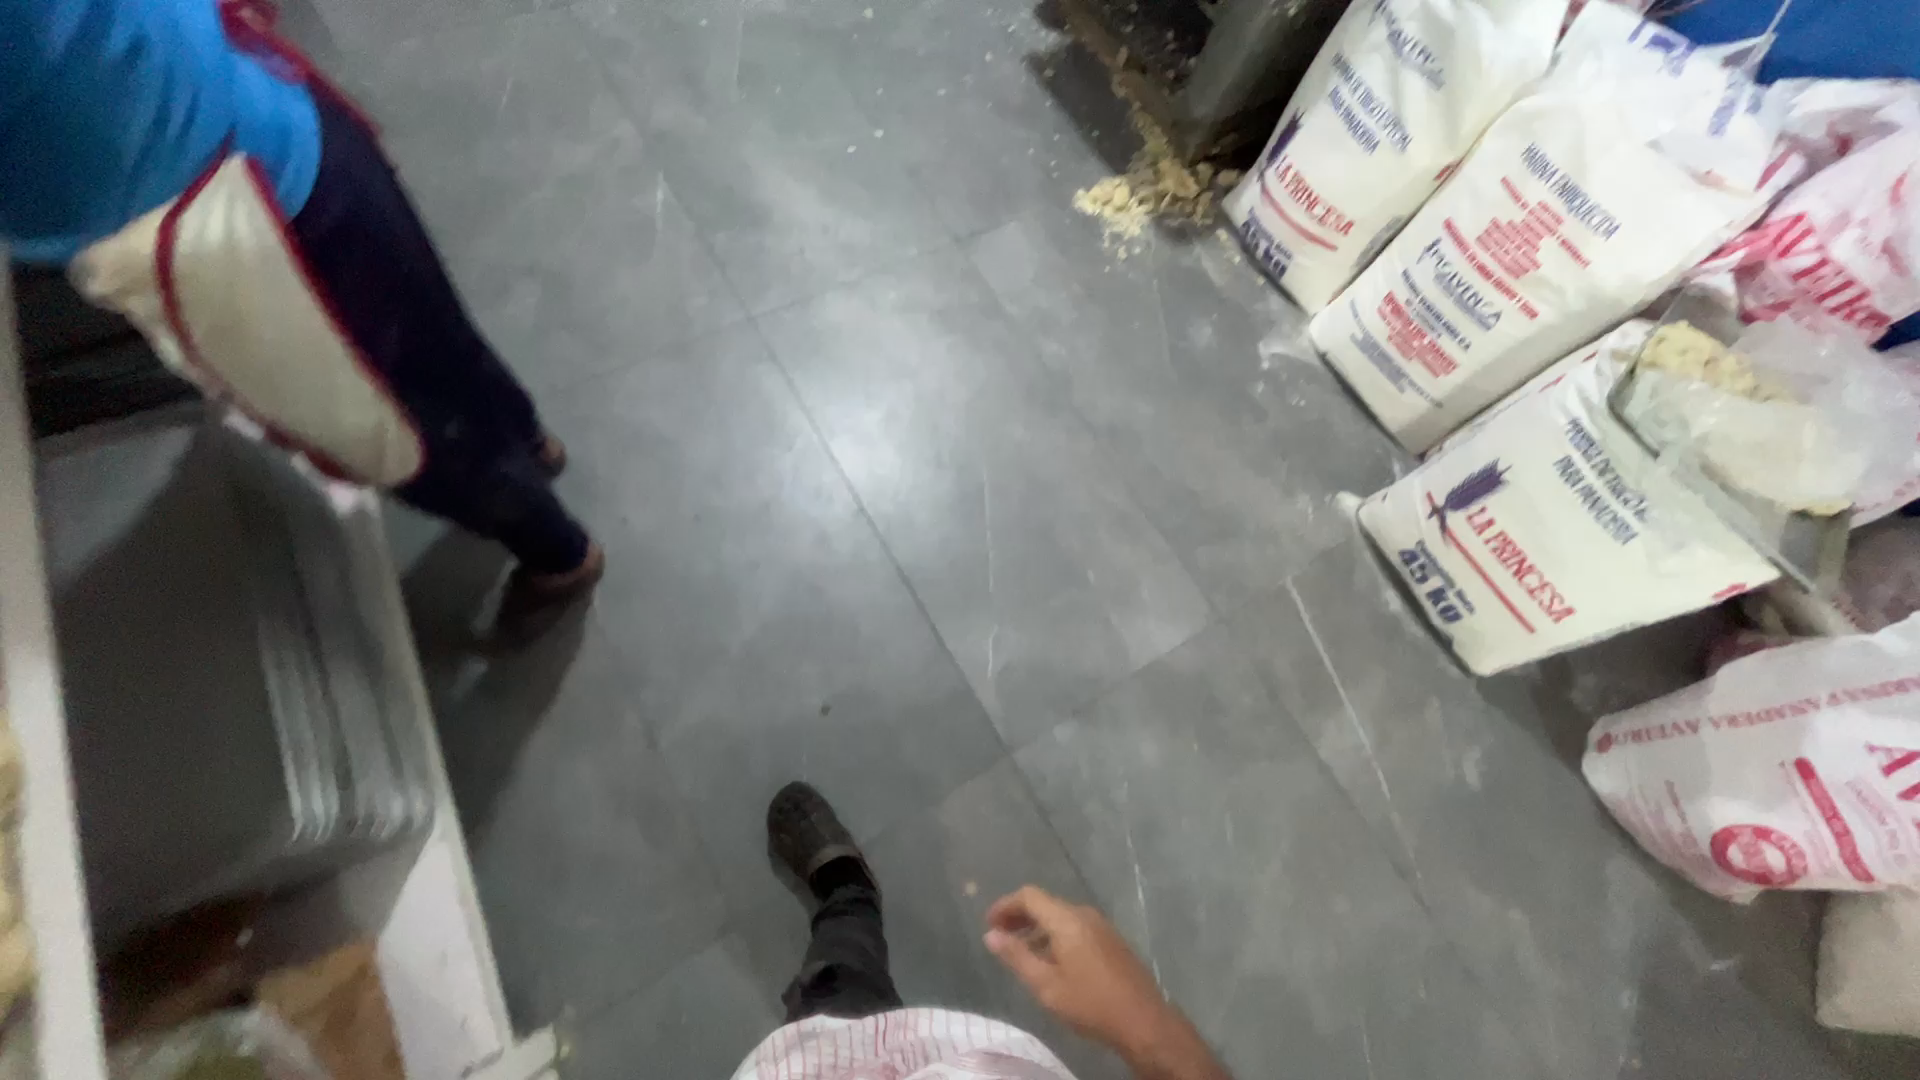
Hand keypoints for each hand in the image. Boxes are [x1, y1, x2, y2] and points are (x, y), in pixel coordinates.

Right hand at [982, 886, 1167, 1055]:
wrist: (1144, 1021)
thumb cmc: (1090, 1003)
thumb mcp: (1046, 985)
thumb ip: (1017, 957)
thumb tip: (991, 934)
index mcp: (1066, 919)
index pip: (1029, 895)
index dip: (1005, 905)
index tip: (989, 923)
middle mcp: (1083, 913)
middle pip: (1045, 903)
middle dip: (1019, 916)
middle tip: (1000, 937)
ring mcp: (1101, 925)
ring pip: (1060, 916)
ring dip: (1037, 927)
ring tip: (1022, 952)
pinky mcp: (1111, 939)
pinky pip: (1075, 926)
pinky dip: (1055, 935)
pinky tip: (1051, 961)